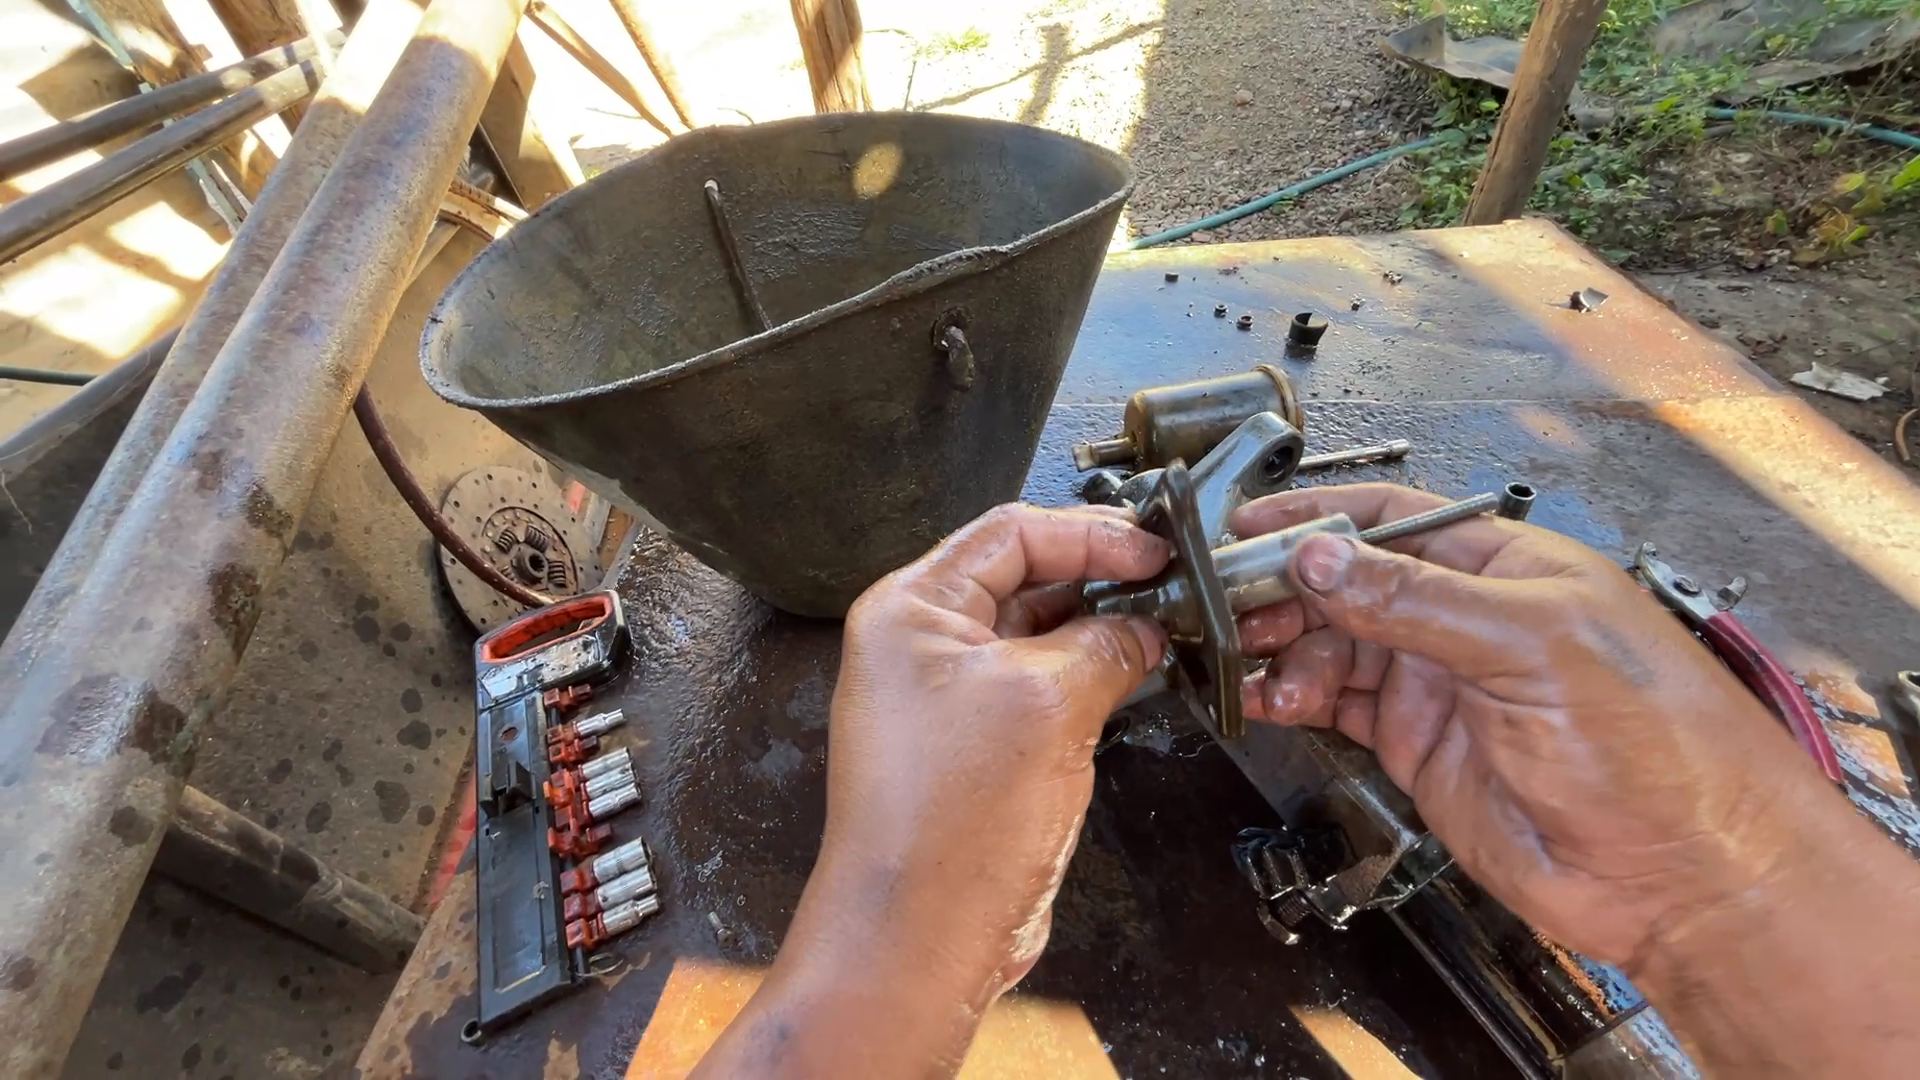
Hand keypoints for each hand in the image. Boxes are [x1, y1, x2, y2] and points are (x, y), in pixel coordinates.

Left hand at [694, 504, 1166, 1077]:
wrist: (922, 938)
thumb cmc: (962, 811)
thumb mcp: (1046, 702)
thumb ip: (1104, 645)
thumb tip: (1147, 624)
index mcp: (913, 607)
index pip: (1010, 535)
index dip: (1089, 534)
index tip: (1153, 550)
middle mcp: (924, 639)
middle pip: (1022, 576)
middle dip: (1097, 577)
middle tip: (1170, 581)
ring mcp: (951, 689)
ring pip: (1036, 630)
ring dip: (1098, 625)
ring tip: (1165, 619)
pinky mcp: (980, 734)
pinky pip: (1040, 679)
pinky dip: (1088, 670)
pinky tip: (1138, 666)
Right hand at [1228, 483, 1847, 971]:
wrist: (1676, 882)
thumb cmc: (1652, 748)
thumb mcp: (1528, 645)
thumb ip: (1411, 598)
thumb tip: (1317, 556)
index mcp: (1496, 568)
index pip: (1386, 519)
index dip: (1313, 516)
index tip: (1250, 523)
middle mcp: (1453, 616)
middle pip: (1341, 582)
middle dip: (1282, 589)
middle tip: (1233, 605)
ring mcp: (1425, 676)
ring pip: (1324, 641)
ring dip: (1280, 648)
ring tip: (1254, 664)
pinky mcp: (1403, 733)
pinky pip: (1326, 698)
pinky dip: (1285, 695)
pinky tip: (1261, 698)